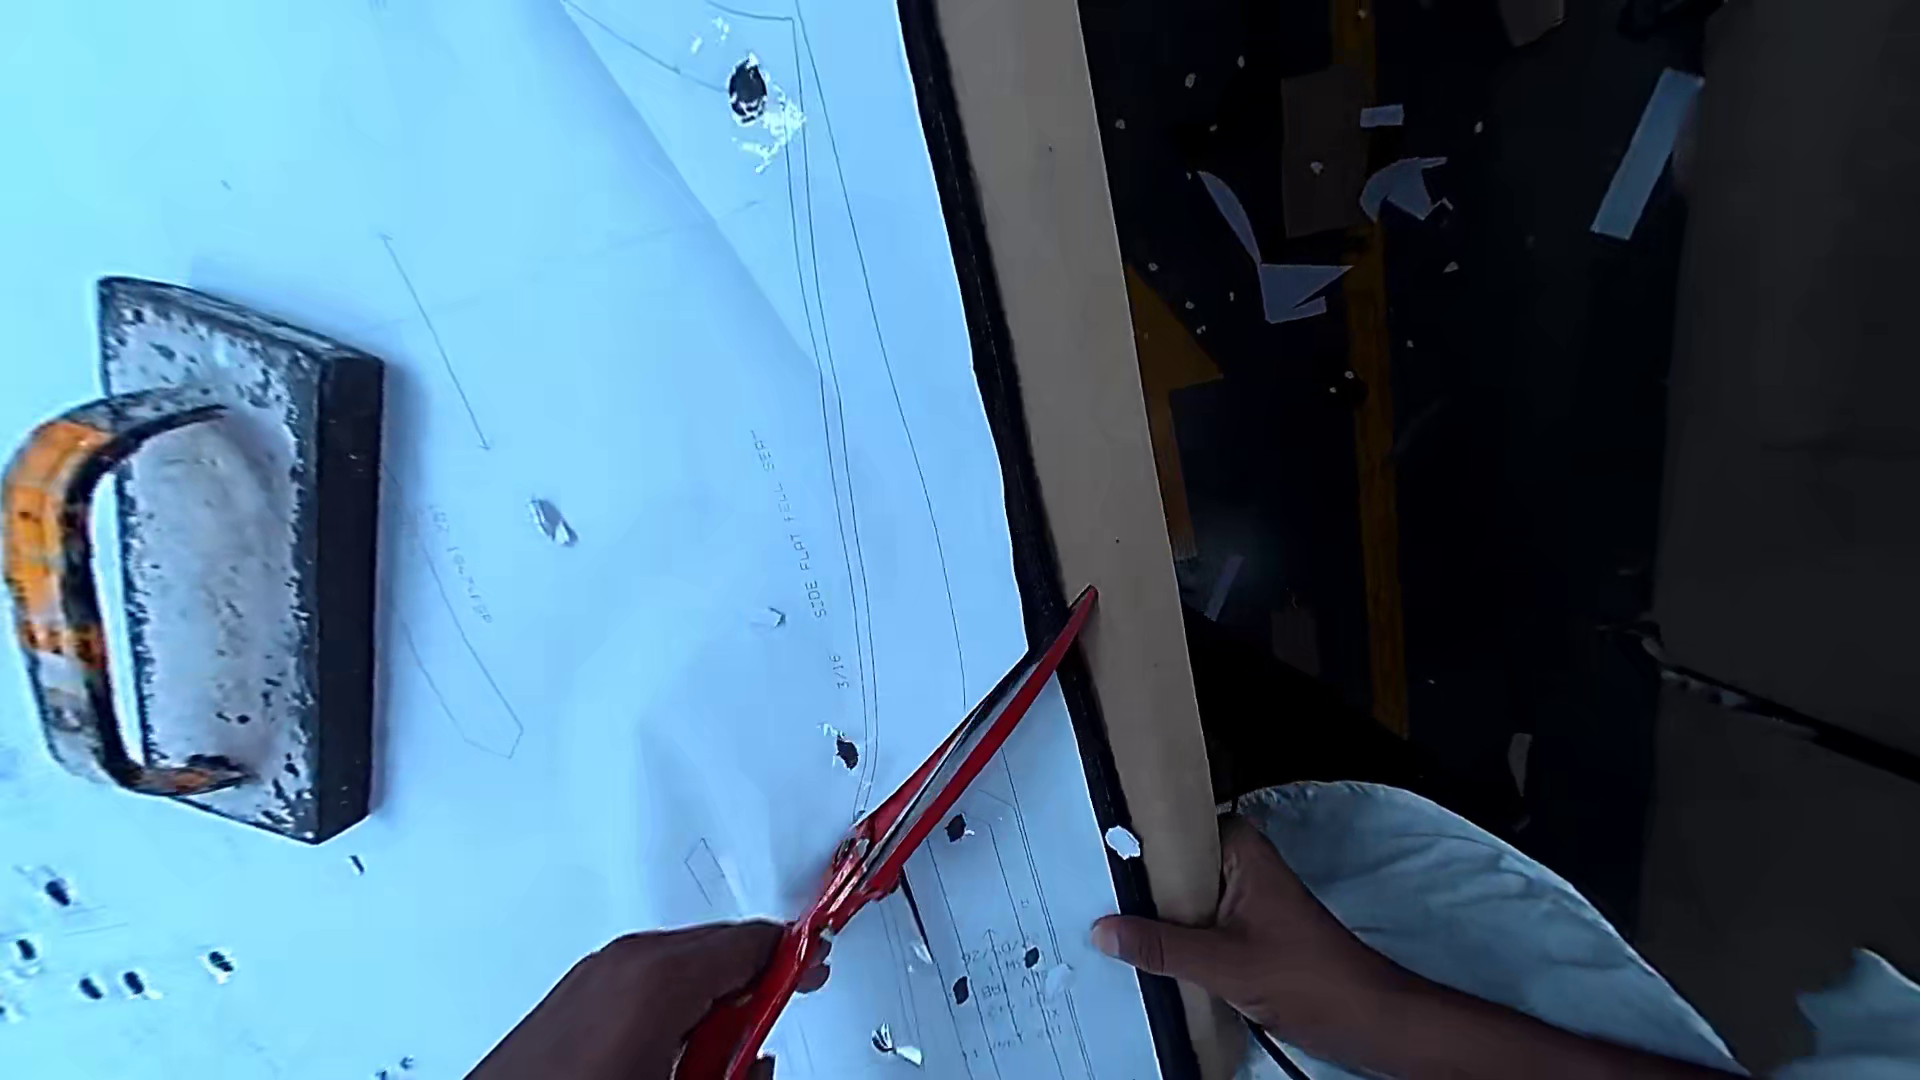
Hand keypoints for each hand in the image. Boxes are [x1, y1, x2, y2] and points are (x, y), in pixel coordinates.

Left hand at [468, 922, 828, 1079]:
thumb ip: (739, 1073)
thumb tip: (762, 1063)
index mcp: (661, 977)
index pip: (754, 941)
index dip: (793, 956)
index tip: (814, 966)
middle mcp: (630, 958)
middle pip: (723, 946)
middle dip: (751, 985)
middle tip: (759, 1033)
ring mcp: (599, 969)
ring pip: (687, 961)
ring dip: (711, 999)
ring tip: (705, 1059)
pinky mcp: (576, 988)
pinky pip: (649, 975)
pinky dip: (673, 1002)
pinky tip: (665, 1053)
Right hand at [1093, 817, 1733, 1079]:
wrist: (1375, 1025)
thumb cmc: (1308, 980)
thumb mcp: (1228, 967)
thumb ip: (1162, 947)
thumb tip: (1097, 930)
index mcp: (1233, 841)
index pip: (1166, 824)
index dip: (1125, 837)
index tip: (1080, 843)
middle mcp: (1231, 853)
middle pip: (1167, 857)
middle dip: (1130, 874)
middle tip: (1076, 876)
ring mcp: (1234, 884)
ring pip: (1176, 885)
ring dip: (1147, 902)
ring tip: (1092, 901)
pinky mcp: (1237, 914)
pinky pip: (1189, 908)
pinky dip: (1166, 922)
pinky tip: (1132, 932)